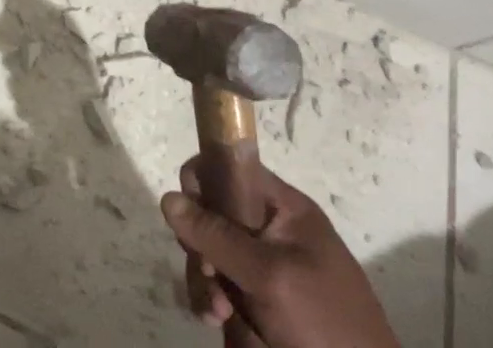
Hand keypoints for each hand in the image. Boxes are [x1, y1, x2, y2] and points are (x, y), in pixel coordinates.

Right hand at [161, 156, 399, 347]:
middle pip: (209, 212)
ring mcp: (265, 263)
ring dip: (203, 280)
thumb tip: (167, 198)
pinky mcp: (259, 294)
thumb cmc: (325, 325)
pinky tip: (216, 319)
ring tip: (217, 313)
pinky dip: (210, 298)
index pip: (228, 168)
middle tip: (209, 275)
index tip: (192, 220)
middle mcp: (272, 228)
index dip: (201, 185)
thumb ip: (218, 236)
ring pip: (209, 251)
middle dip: (199, 246)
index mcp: (285, 209)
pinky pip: (217, 282)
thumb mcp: (269, 277)